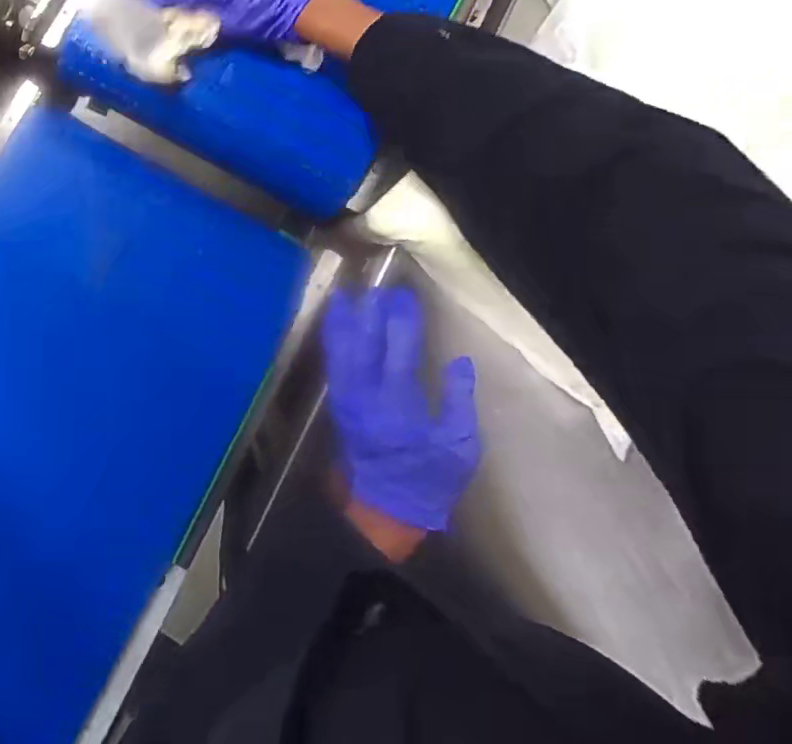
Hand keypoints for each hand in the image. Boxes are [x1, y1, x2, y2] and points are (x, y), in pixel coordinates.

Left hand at [322, 286, 480, 538]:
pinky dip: (332, 340)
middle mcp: (366, 398)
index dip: (402, 321)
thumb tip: (459, 362)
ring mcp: (346, 399)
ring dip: (342, 321)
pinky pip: (332, 364)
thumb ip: (459, 402)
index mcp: (399, 408)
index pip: (399, 353)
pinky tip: (333, 323)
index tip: (405, 296)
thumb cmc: (429, 478)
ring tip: (345, 293)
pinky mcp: (337, 403)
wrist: (385, 506)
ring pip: (341, 351)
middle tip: (376, 285)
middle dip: (369, 312)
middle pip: (364, 345)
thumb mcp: (459, 448)